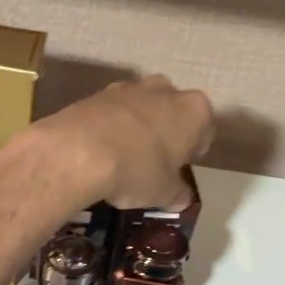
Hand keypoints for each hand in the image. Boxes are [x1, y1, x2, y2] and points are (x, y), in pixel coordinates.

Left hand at [24, 75, 213, 210]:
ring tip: (123, 157)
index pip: (205, 130)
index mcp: (194, 110)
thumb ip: (177, 193)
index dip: (193, 152)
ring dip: (136, 127)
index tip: (179, 168)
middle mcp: (165, 90)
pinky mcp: (96, 93)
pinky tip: (99, 151)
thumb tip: (181, 198)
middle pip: (172, 111)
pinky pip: (111, 112)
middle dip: (165, 132)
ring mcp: (129, 87)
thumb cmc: (137, 170)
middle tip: (153, 162)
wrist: (78, 151)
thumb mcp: (164, 192)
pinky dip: (109, 127)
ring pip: (141, 108)